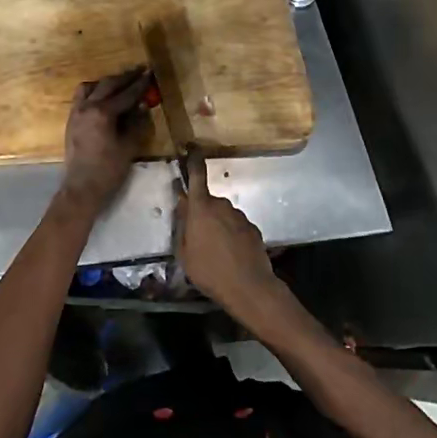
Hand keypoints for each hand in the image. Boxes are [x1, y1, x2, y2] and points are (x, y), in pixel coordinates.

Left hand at [59, 68, 151, 217]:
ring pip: (90, 87)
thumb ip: (136, 123)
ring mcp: (76, 112)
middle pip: (108, 85)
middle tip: (139, 70)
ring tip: (120, 82)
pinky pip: (81, 97)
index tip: (150, 72)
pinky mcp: (71, 119)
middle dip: (124, 77)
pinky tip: (102, 97)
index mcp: (102, 113)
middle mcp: (87, 107)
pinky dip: (93, 91)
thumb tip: (142, 106)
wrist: (82, 187)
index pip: (125, 94)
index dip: (140, 83)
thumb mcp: (128, 147)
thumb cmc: (109, 170)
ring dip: (106, 82)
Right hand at [177, 152, 291, 326]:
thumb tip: (182, 204)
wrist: (250, 289)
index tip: (191, 148)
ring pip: (223, 215)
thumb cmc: (209, 270)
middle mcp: (222, 206)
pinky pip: (237, 227)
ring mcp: (241, 217)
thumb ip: (182, 224)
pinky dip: (232, 235)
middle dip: (202, 211)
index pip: (197, 175)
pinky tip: (231, 255)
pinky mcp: (254, 231)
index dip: (194, 159)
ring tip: (215, 250)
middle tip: (197, 234)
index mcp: (201, 207)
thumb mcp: (184, 251)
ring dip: (218, 225)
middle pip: (208, 201)